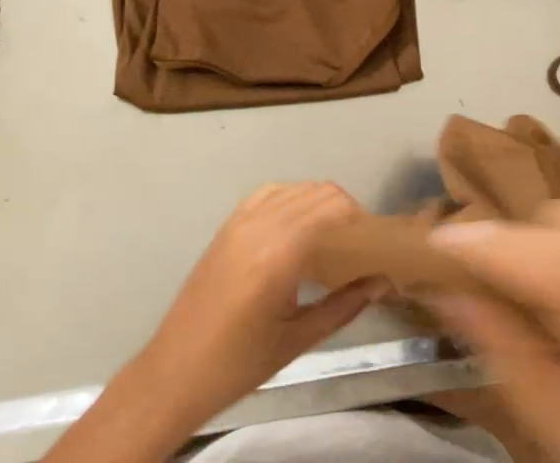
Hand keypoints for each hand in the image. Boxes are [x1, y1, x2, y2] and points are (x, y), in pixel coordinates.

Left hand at [46, 182, 380, 462]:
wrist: (175, 372)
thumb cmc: (239, 363)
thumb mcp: (299, 339)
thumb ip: (345, 305)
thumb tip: (383, 281)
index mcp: (279, 254)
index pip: (332, 208)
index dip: (360, 218)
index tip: (374, 244)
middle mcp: (259, 226)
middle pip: (317, 192)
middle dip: (345, 210)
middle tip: (358, 244)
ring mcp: (239, 222)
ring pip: (294, 188)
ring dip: (319, 203)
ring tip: (332, 237)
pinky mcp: (226, 226)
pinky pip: (268, 194)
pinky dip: (291, 199)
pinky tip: (299, 228)